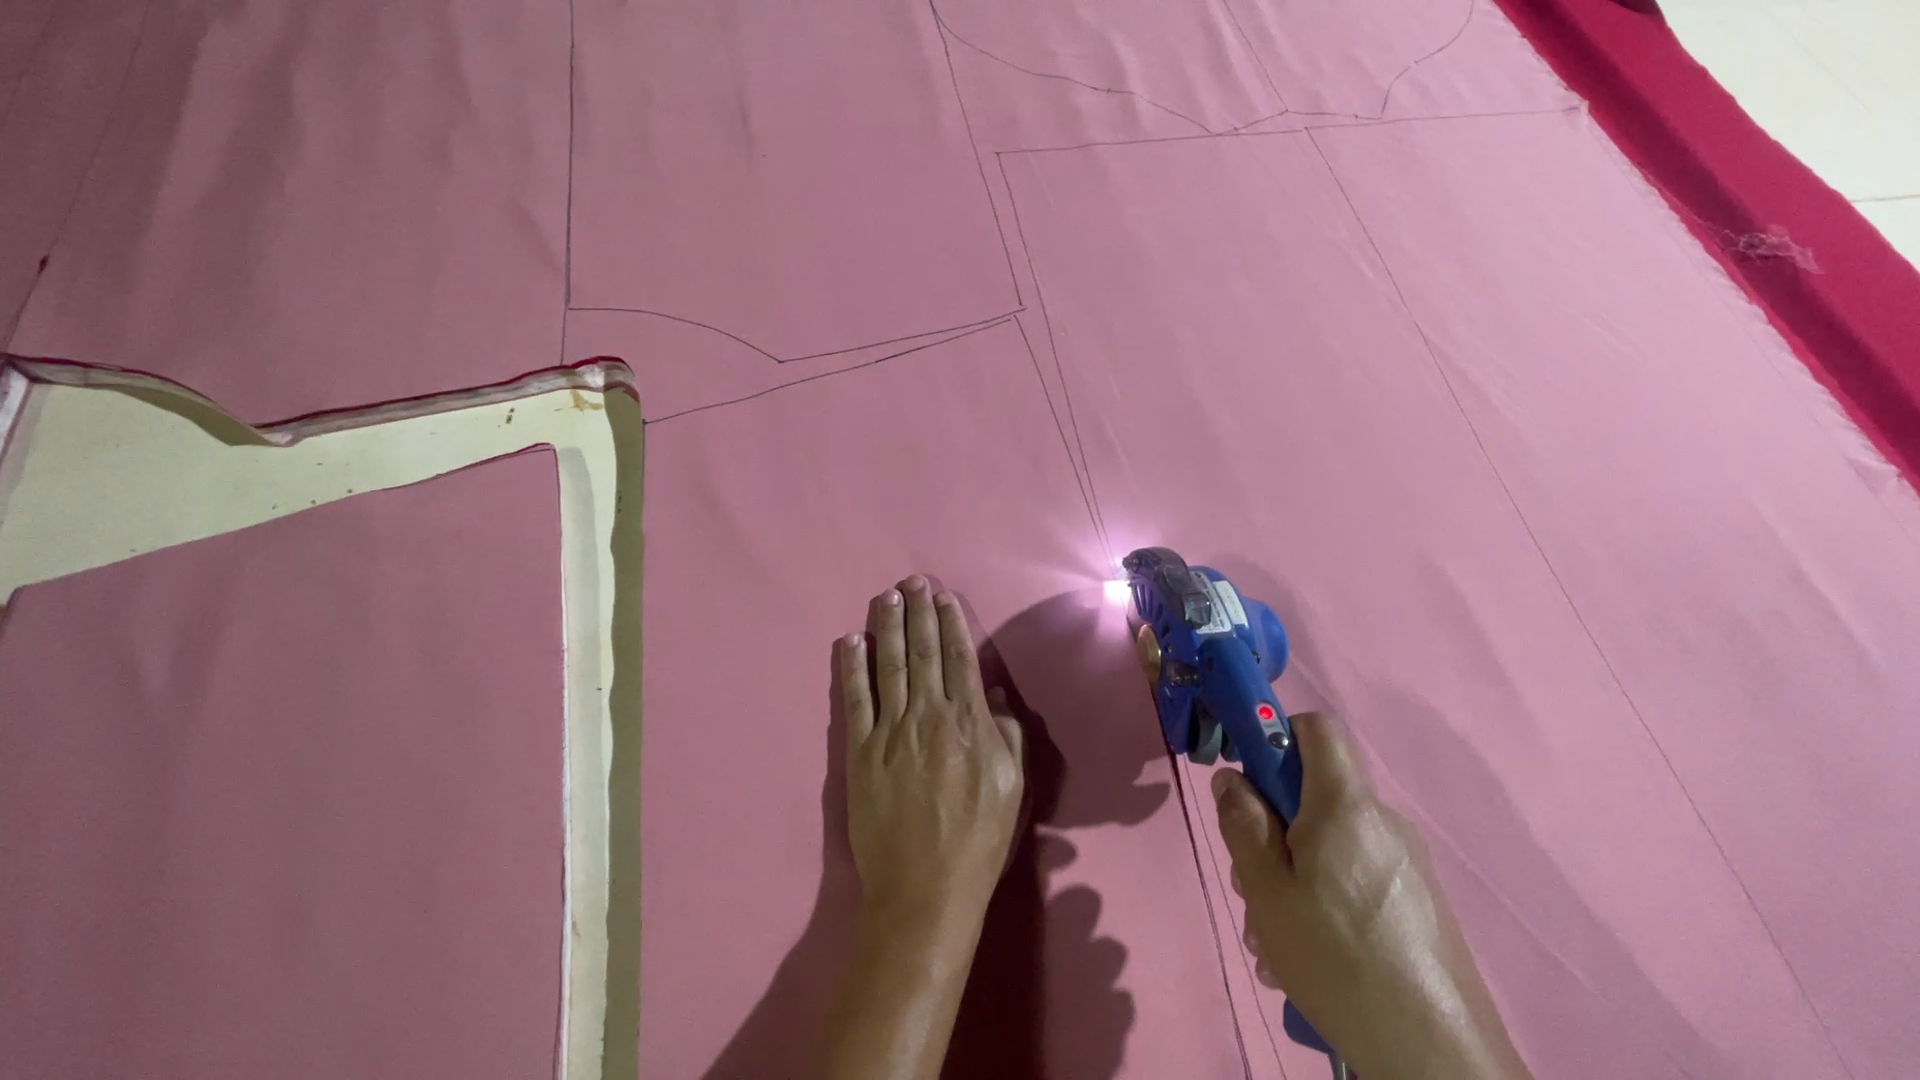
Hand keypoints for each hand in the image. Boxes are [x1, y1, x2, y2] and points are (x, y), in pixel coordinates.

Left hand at [838, 575, 1025, 929]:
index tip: (944, 595)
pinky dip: (852, 667)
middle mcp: (929, 717)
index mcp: (969, 723)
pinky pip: (854, 700)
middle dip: (918, 611)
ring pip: (888, 666)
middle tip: (913, 580)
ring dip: (887, 626)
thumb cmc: (979, 840)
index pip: (959, 658)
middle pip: (922, 652)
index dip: (951, 622)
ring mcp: (890, 732)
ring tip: (886, 596)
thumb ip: (1006, 734)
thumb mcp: (1012, 787)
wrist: (926, 888)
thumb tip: (993, 691)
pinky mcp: (859, 753)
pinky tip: (850, 640)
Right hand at [1214, 712, 1531, 1079]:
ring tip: (1274, 936)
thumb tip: (1232, 779)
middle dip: (1272, 826)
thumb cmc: (1337, 960)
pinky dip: (1323, 897)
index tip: (1246, 781)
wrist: (1436, 1054)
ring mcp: (1408, 863)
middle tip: (1251, 885)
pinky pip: (1356, 875)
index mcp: (1347, 806)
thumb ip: (1243, 825)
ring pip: (1330, 842)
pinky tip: (1308, 953)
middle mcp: (1384, 822)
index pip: (1316, 728)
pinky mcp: (1418, 901)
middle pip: (1315, 794)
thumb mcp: (1267, 891)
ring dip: (1292, 873)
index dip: (1275, 737)